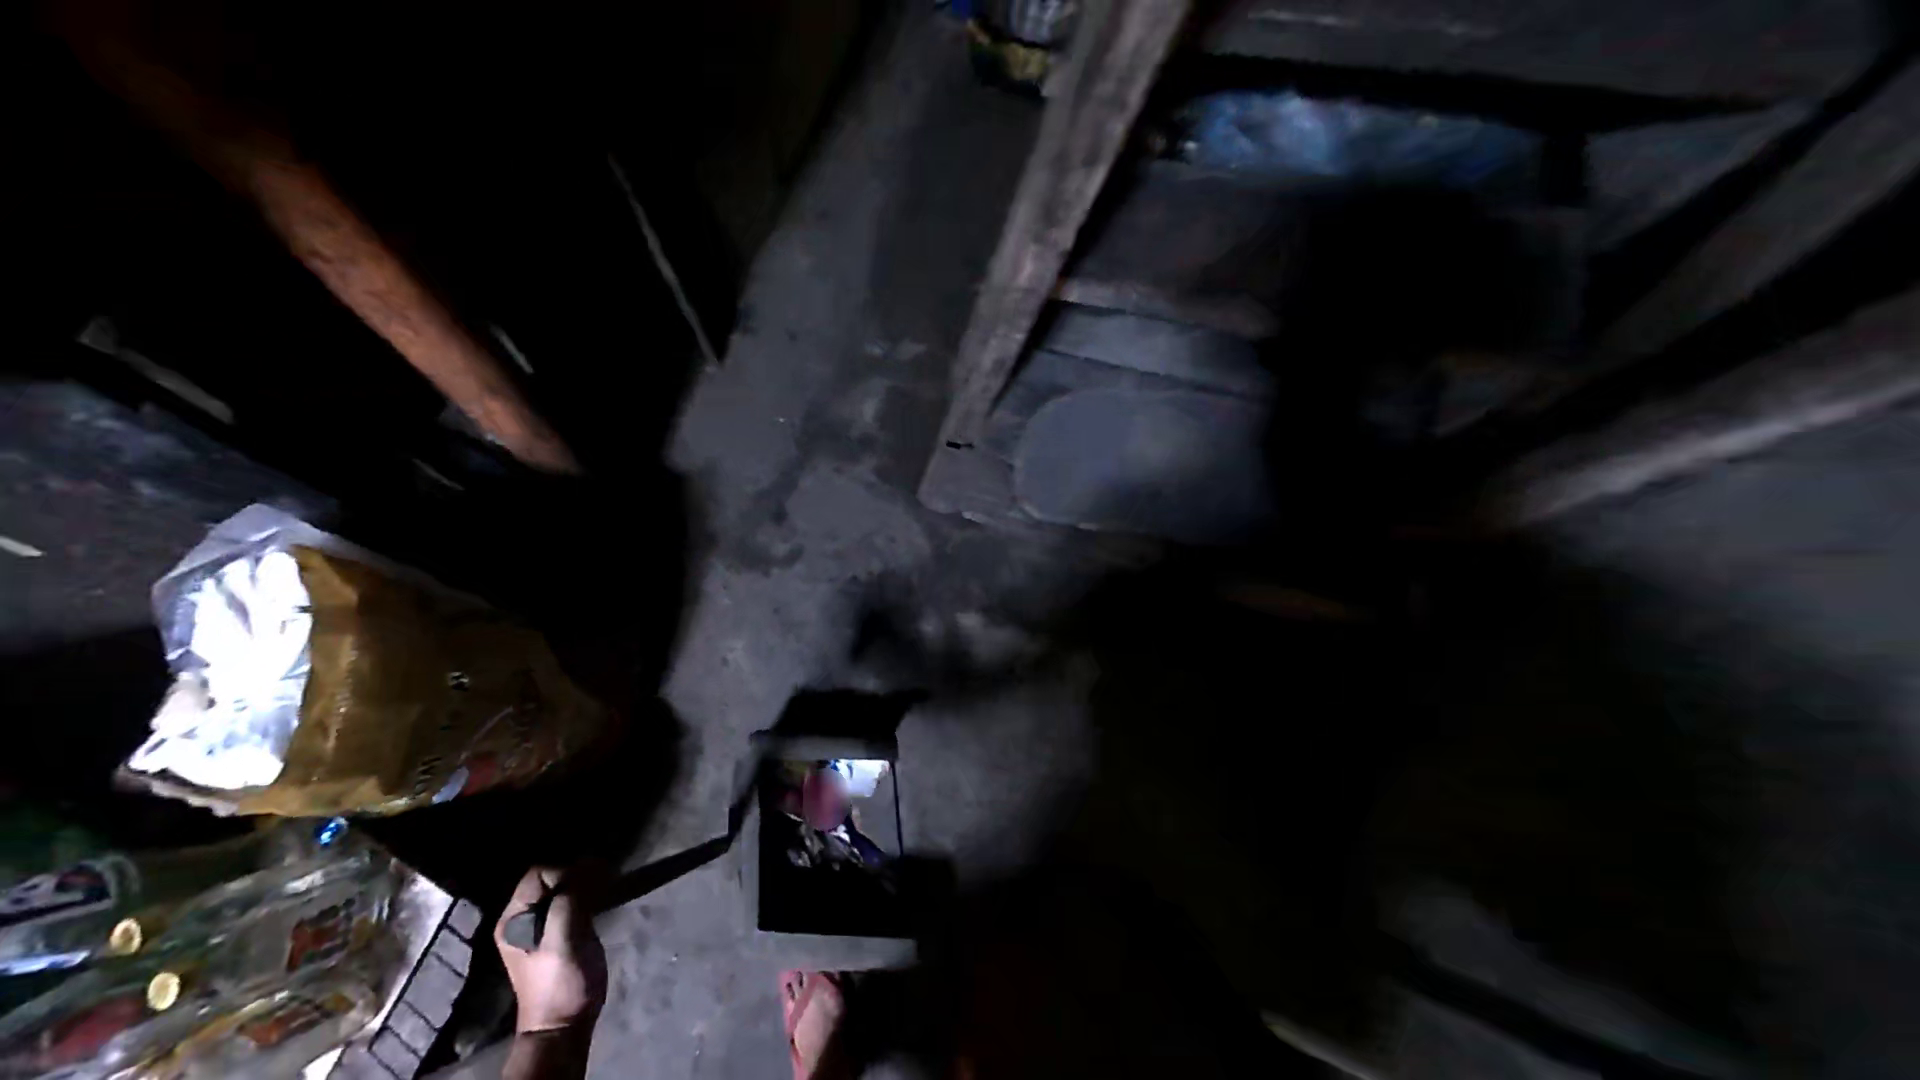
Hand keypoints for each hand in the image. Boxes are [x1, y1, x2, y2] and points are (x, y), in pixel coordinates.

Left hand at [494, 867, 607, 1035]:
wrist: (564, 1023)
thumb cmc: (561, 980)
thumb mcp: (565, 936)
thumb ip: (571, 898)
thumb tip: (591, 863)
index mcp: (513, 918)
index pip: (539, 873)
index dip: (566, 872)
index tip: (590, 884)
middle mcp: (521, 918)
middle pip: (551, 878)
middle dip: (578, 875)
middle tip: (603, 883)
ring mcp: (539, 925)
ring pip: (563, 887)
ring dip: (585, 884)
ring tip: (605, 889)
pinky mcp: (558, 931)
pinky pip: (571, 900)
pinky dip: (587, 894)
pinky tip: (600, 900)